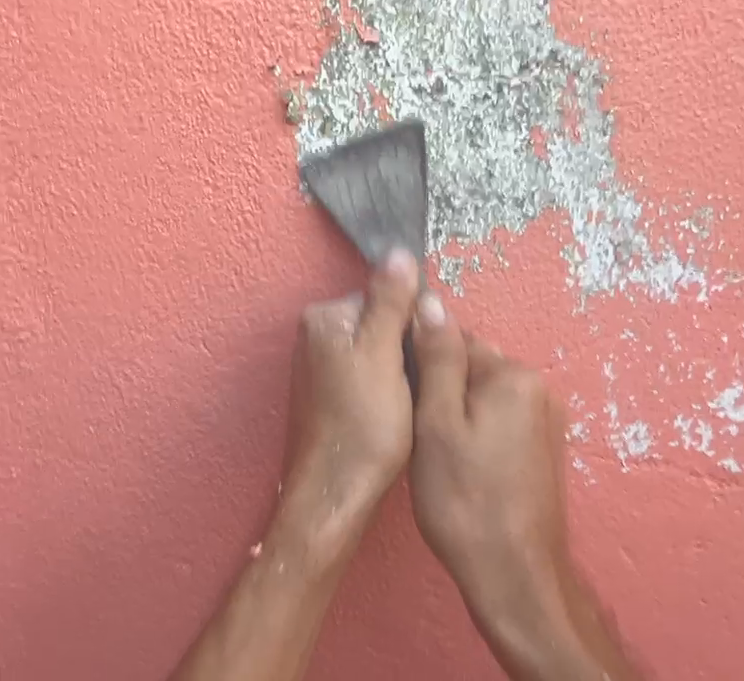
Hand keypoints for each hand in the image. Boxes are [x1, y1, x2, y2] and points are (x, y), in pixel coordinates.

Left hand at [273, 248, 421, 561]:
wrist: (335, 492)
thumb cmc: (363, 424)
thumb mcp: (384, 355)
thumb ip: (390, 303)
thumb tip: (399, 251)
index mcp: (323, 317)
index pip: (383, 297)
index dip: (414, 324)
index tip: (429, 355)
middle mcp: (315, 335)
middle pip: (380, 323)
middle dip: (407, 348)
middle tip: (423, 382)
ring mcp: (319, 366)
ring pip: (379, 353)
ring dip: (401, 371)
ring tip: (412, 401)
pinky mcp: (328, 394)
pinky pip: (369, 376)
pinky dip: (388, 389)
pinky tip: (397, 414)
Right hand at [407, 304, 639, 680]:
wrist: (513, 576)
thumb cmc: (463, 498)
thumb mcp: (435, 422)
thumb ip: (435, 358)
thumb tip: (430, 301)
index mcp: (512, 374)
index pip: (452, 338)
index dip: (418, 361)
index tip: (399, 391)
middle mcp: (537, 387)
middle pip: (469, 363)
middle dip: (438, 385)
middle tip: (415, 426)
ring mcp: (544, 418)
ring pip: (479, 392)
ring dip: (453, 408)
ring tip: (433, 447)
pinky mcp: (542, 445)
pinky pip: (496, 416)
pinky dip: (472, 428)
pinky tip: (456, 460)